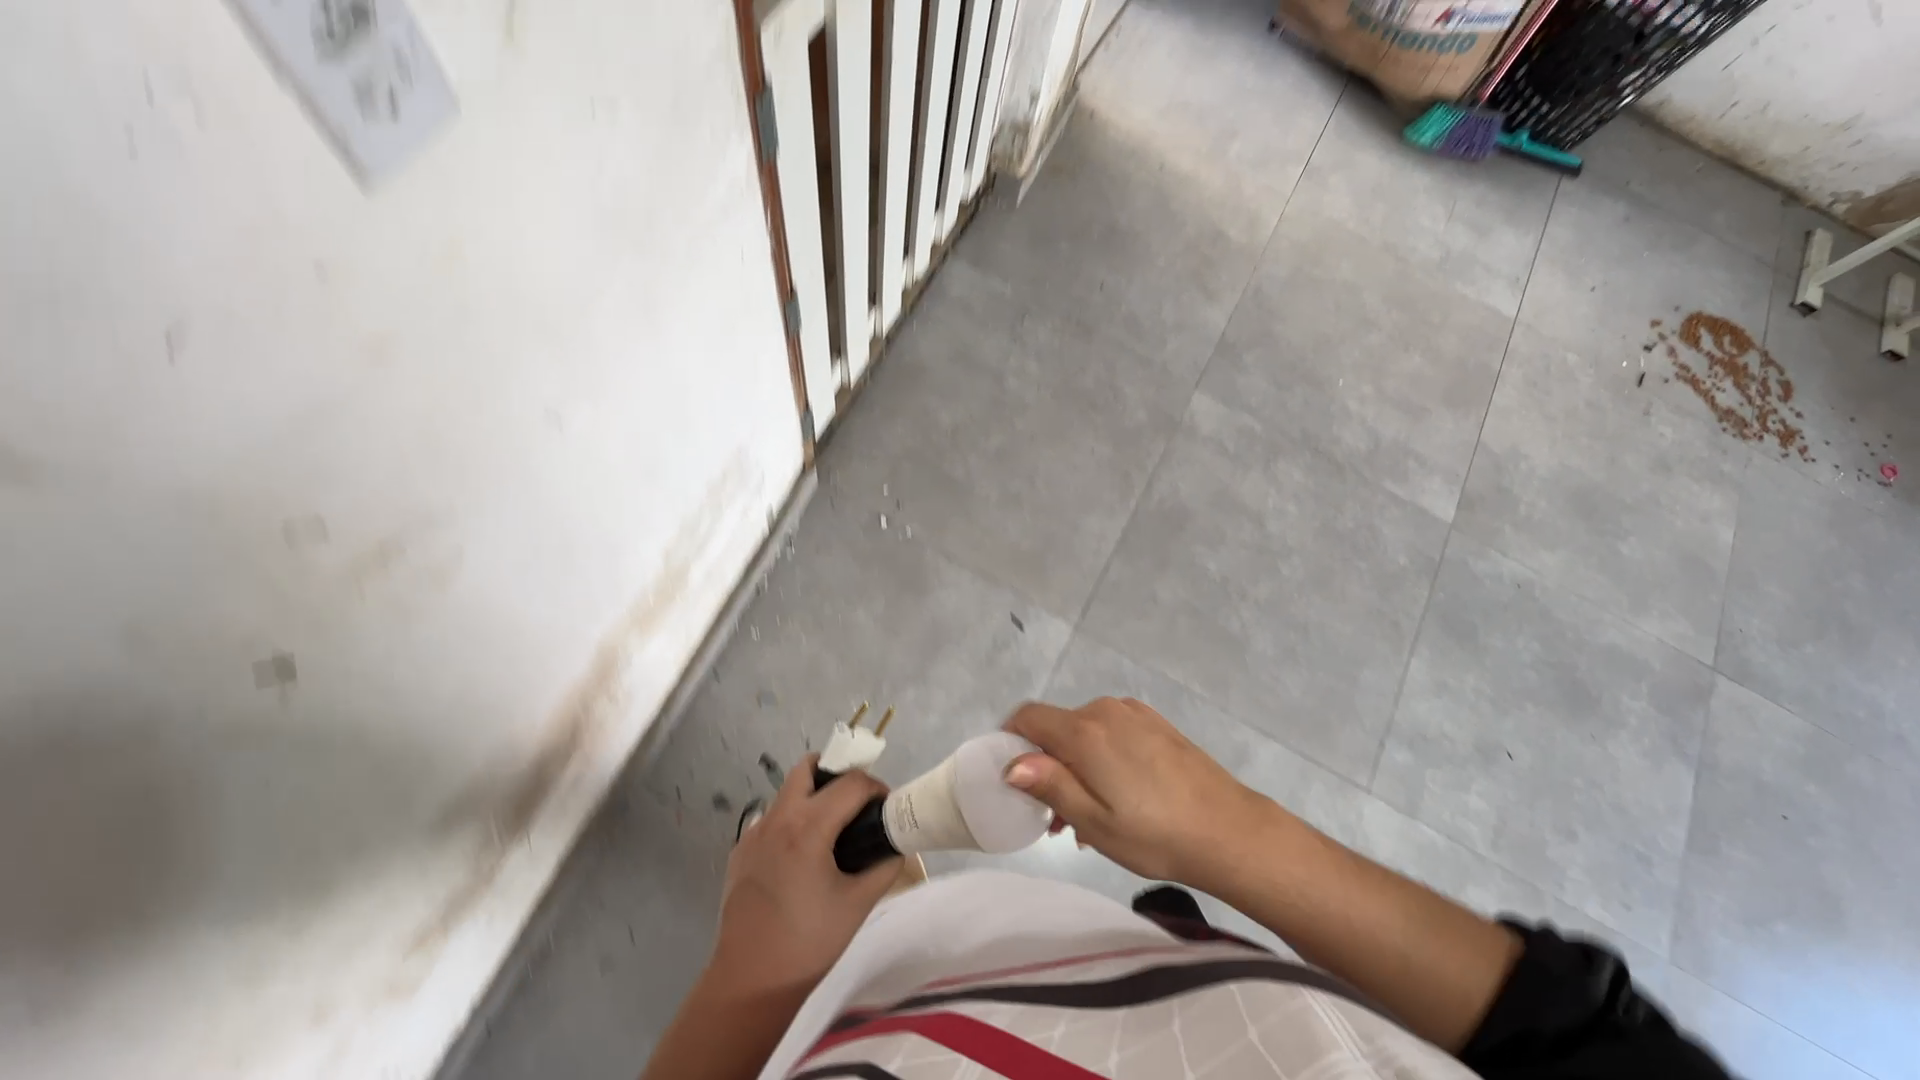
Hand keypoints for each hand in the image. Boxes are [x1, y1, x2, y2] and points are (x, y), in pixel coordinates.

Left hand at [709, 756, 900, 995]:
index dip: (876, 788)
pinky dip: (792, 823)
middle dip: (837, 774)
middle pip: (808, 767)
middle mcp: (776, 819)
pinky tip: (802, 860)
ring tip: (832, 832)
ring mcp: (752, 833)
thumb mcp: (859, 903)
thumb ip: (884, 865)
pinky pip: (771, 820)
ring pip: (786, 792)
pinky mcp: (740, 851)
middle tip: (856, 803)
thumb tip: (895, 846)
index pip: (851, 783)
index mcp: (807, 827)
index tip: (886, 808)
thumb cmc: (810, 942)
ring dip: (813, 797)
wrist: (751, 979)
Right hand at [1004, 698, 1272, 889]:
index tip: (1012, 779)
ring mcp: (1136, 715)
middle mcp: (1107, 712)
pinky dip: (1103, 759)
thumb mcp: (1094, 821)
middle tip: (1056, 818)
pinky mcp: (1158, 725)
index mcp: (1085, 732)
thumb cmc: (1155, 835)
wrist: (1231, 833)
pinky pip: (1114, 734)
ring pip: (1087, 734)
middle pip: (1058, 728)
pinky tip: (1118, 799)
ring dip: (1077, 767)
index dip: (1011, 740)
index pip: (1029, 717)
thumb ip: (1050, 784)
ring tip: (1089, 820)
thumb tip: (1012, 762)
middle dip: (1047, 765)